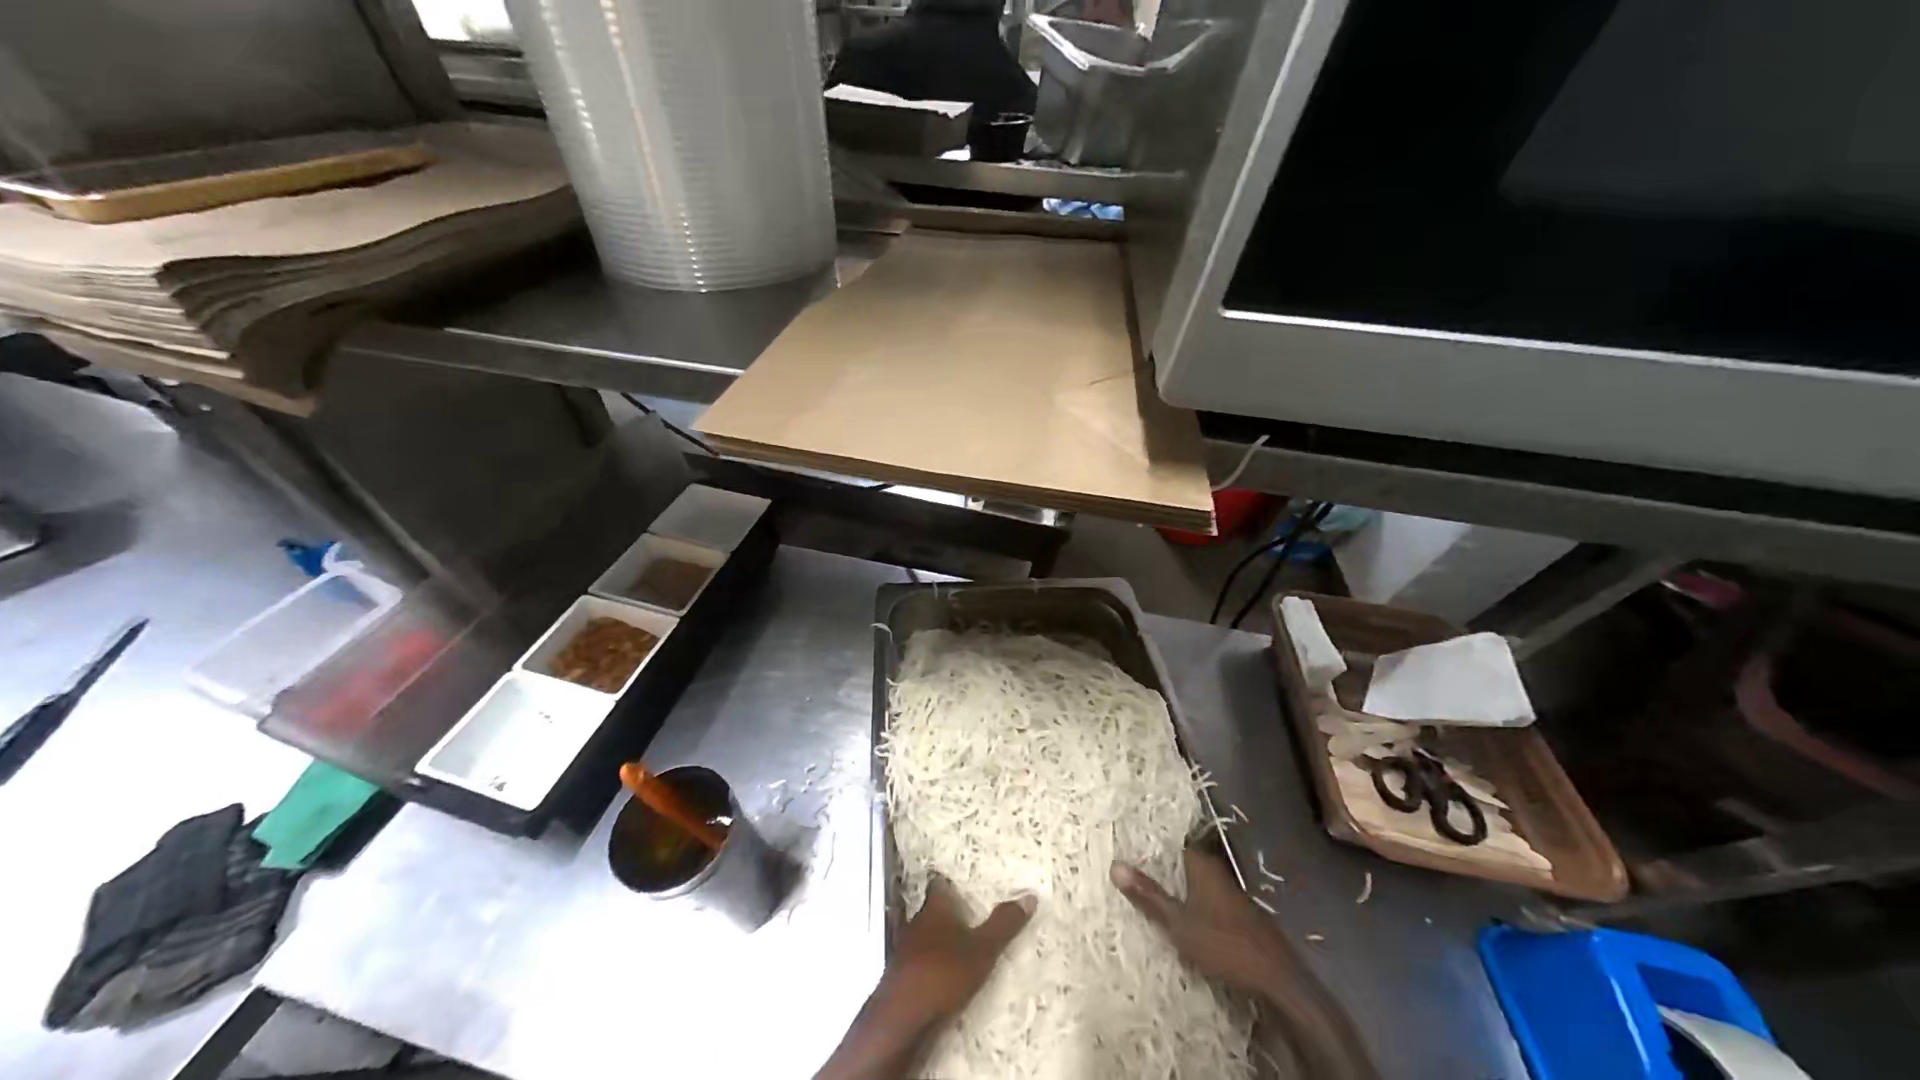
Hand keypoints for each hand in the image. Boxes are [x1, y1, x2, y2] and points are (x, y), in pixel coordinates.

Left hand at [816, 877, 1033, 1079]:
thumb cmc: (944, 972)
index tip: (957, 880)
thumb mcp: (983, 949)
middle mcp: (915, 923)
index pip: (938, 884)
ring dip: (935, 937)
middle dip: (944, 910)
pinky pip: (917, 960)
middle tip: (963, 911)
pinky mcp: (899, 976)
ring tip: (954, 941)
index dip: (947, 881)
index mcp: (935, 909)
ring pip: (921, 934)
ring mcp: (904, 950)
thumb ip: (1004, 924)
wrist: (903, 1016)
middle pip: (929, 909)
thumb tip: (1028, 896)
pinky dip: (928, 961)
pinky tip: (939, 972)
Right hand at [1110, 850, 1299, 998]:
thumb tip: (1114, 864)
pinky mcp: (1238, 915)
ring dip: (1176, 893)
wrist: (1276, 980)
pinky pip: (1206, 902)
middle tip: (1130, 880)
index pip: (1170, 845)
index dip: (1148, 851)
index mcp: (1202, 864)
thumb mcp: (1178, 923)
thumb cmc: (1224, 944)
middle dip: (1159, 873)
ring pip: (1194, 886)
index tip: (1126, 856)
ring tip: (1148, 901)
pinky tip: (1180, 922)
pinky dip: (1192, 908)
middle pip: (1181, 865)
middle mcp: (1217, 871)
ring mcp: (1230, 893)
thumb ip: (1148, 895)